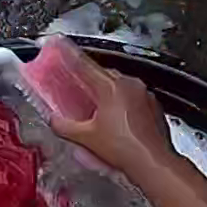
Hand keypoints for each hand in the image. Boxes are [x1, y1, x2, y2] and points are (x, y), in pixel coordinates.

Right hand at [47, 49, 178, 183]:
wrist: (153, 163)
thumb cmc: (124, 149)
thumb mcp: (85, 139)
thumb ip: (63, 126)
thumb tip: (53, 120)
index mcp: (111, 87)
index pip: (84, 65)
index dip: (68, 54)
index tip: (59, 44)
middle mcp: (129, 85)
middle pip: (102, 74)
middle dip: (88, 80)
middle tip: (76, 87)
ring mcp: (144, 94)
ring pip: (119, 85)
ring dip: (106, 93)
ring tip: (96, 109)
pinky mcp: (153, 106)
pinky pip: (133, 97)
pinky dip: (121, 103)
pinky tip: (116, 120)